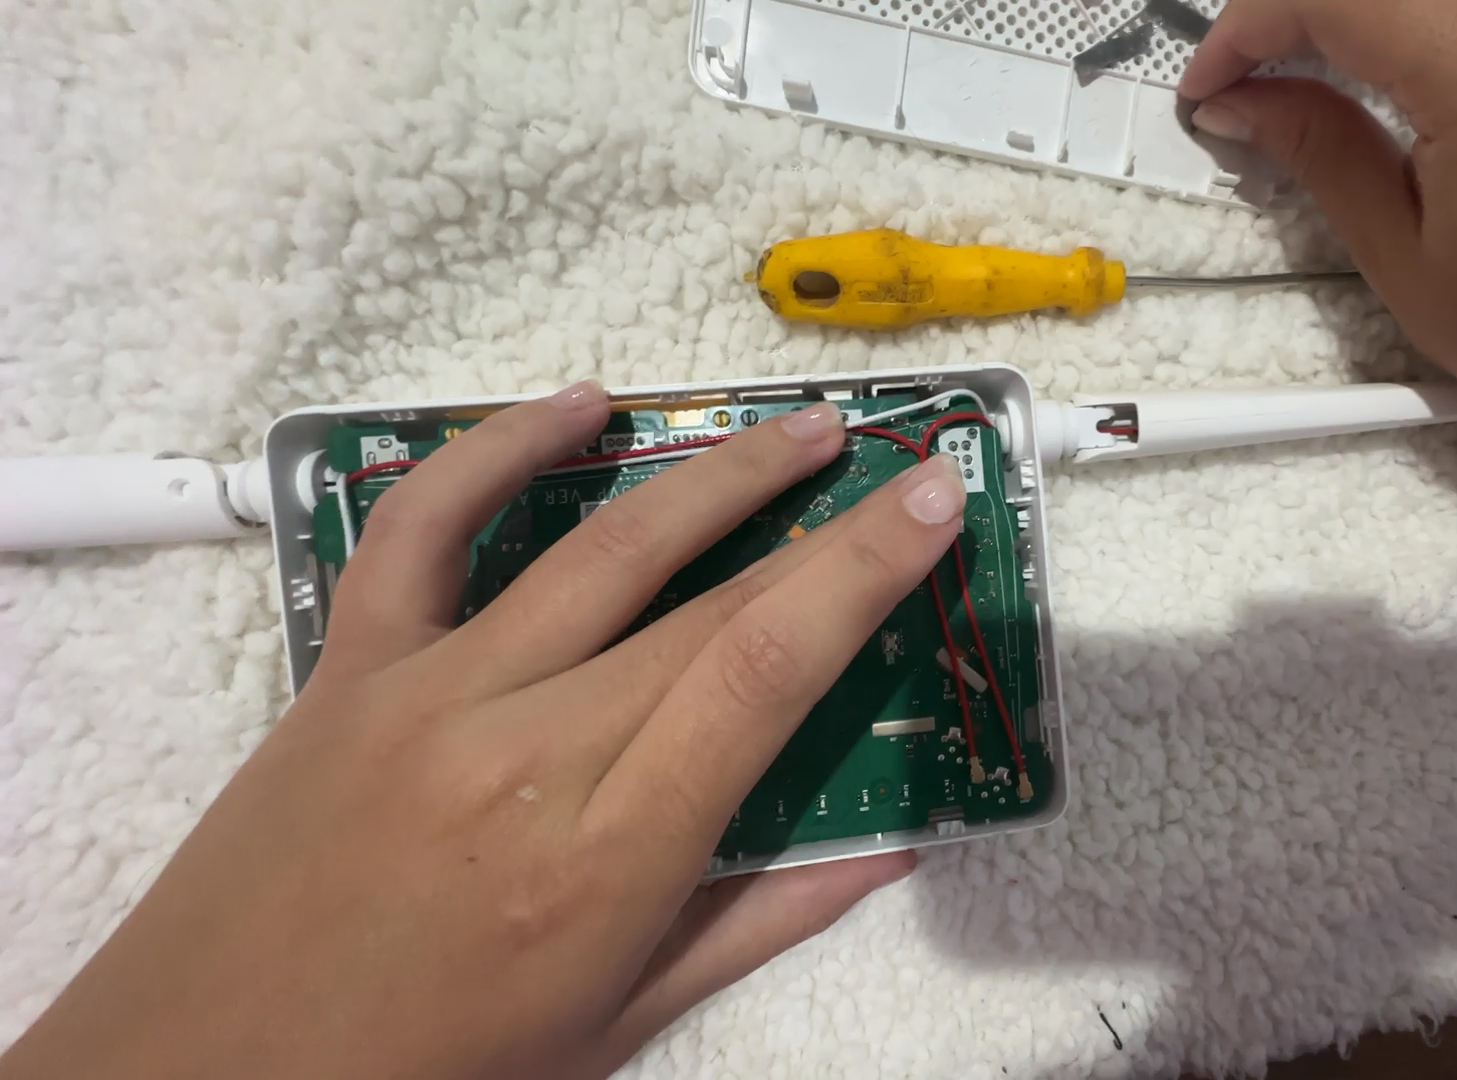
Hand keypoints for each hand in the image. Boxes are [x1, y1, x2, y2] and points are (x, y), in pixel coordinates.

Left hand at [0, 381, 967, 1079]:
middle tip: (905, 467)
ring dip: (718, 472)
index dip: (861, 573)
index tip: (932, 505)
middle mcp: (529, 748)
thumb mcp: (631, 1018)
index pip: (766, 673)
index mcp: (611, 849)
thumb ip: (772, 917)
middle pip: (713, 603)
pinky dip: (499, 450)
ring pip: (602, 547)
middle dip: (831, 523)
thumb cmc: (440, 1076)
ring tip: (802, 427)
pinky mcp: (351, 665)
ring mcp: (431, 692)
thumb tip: (894, 847)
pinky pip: (424, 530)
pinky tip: (580, 403)